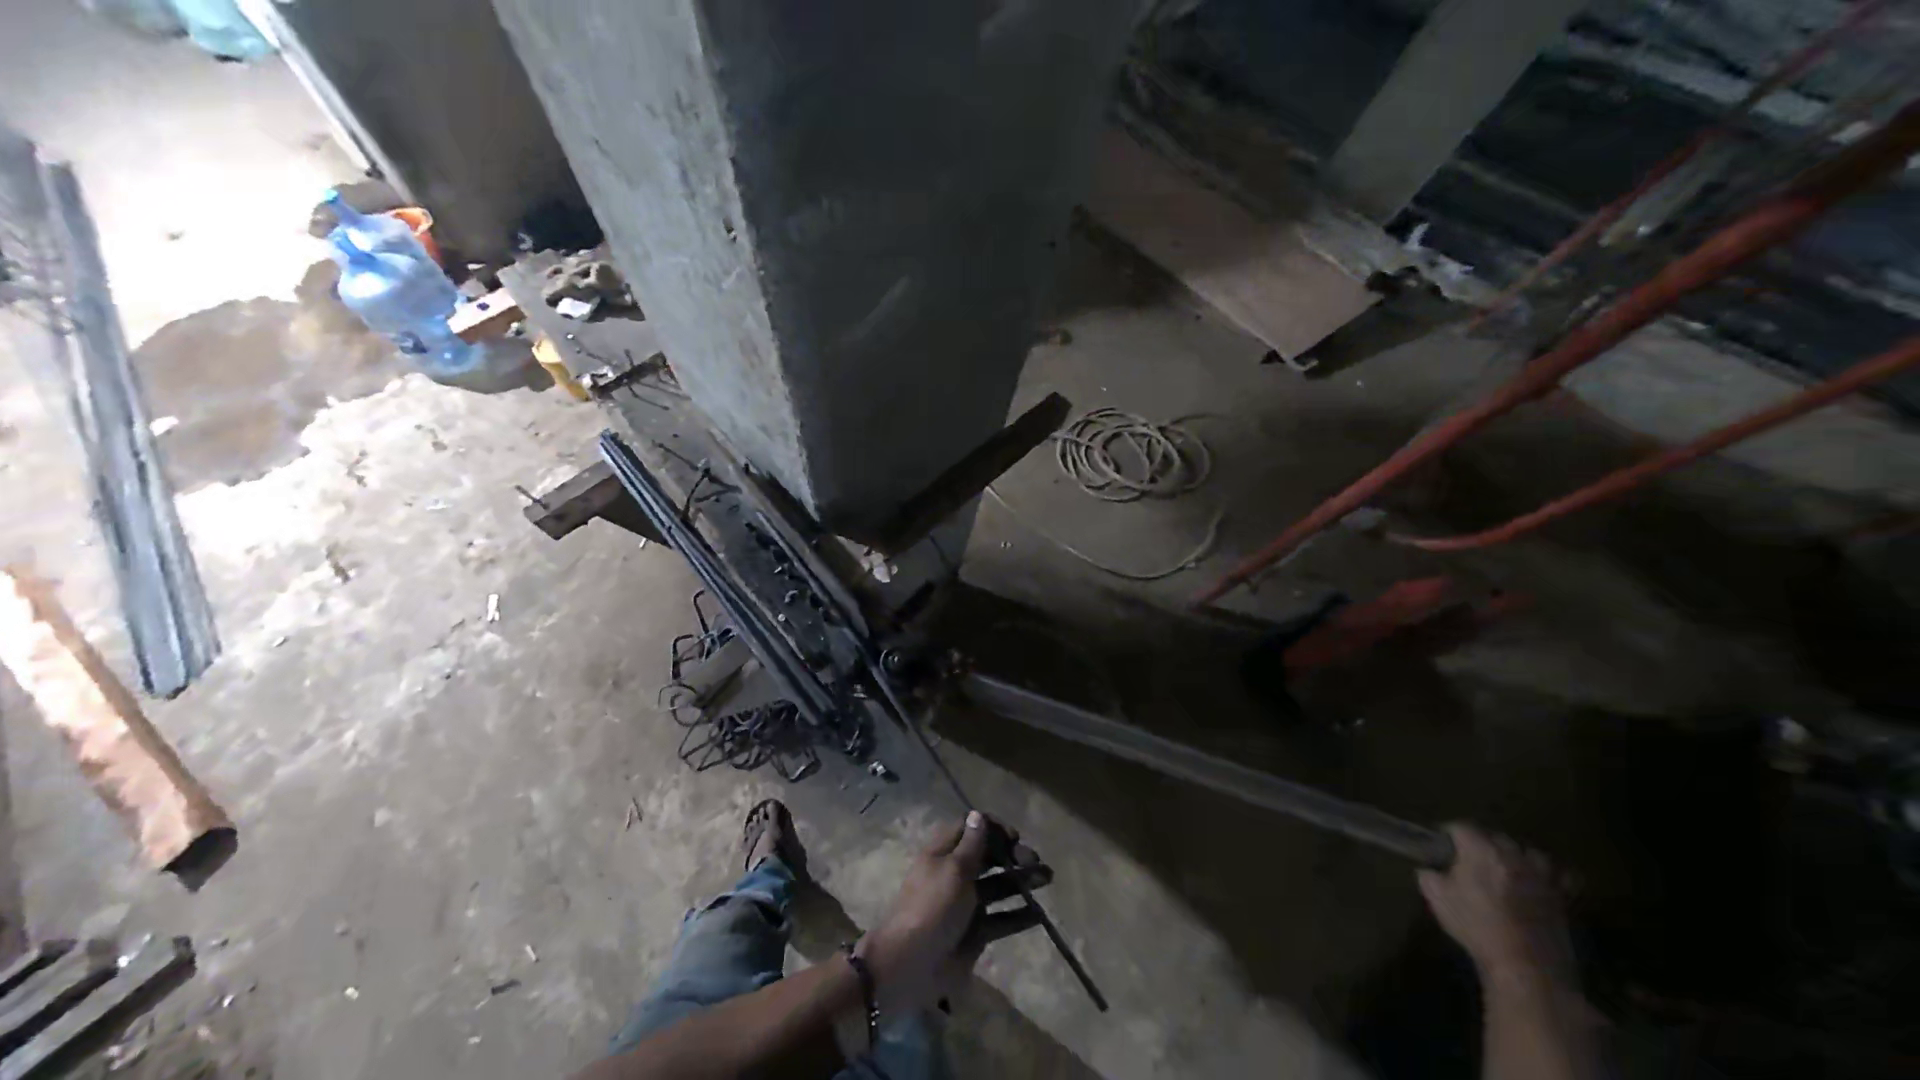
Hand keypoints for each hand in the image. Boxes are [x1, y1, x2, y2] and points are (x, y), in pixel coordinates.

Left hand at [856, 811, 1043, 1014]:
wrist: (911, 965)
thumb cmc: (932, 908)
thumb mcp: (954, 870)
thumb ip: (972, 844)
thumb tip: (978, 814)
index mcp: (944, 853)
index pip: (970, 828)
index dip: (992, 828)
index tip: (1013, 837)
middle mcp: (956, 874)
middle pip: (988, 856)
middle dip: (1012, 854)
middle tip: (1034, 860)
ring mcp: (967, 903)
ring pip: (999, 885)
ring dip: (1022, 879)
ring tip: (1047, 878)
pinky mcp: (976, 931)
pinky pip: (1002, 918)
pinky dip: (1020, 914)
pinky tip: (1040, 913)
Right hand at [1418, 824, 1574, 987]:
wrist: (1525, 966)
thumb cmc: (1476, 928)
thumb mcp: (1438, 899)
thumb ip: (1429, 876)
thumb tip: (1429, 869)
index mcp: (1481, 852)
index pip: (1461, 827)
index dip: (1448, 833)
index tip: (1440, 844)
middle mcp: (1513, 857)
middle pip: (1495, 836)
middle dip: (1481, 843)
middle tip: (1470, 860)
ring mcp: (1542, 876)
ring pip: (1530, 852)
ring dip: (1517, 856)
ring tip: (1508, 868)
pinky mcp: (1562, 898)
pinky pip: (1562, 875)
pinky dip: (1552, 874)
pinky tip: (1541, 882)